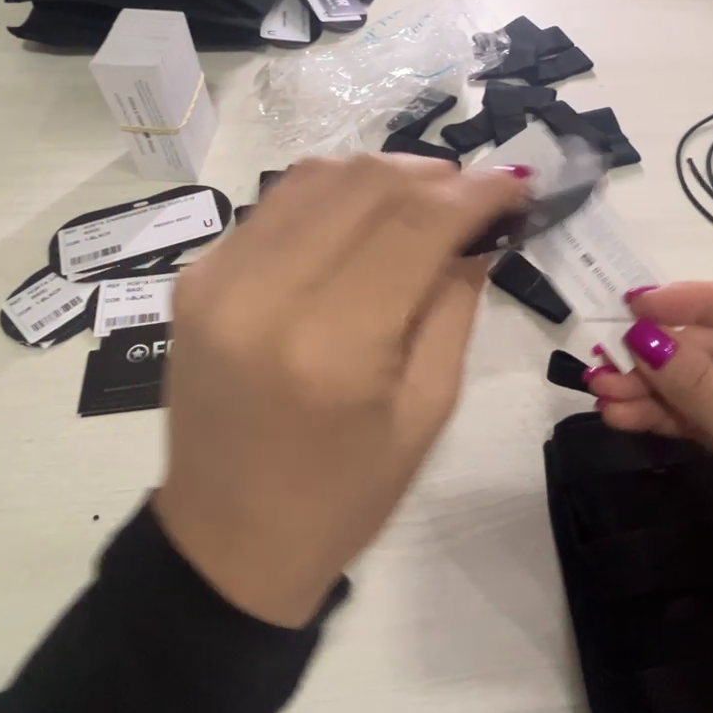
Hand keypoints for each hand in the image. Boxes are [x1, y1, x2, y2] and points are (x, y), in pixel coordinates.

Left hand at [153, 156, 530, 627]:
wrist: (227, 538)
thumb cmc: (344, 496)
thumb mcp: (426, 409)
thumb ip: (454, 303)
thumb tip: (479, 229)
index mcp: (333, 345)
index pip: (416, 225)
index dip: (477, 192)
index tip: (517, 185)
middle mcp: (265, 293)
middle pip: (365, 183)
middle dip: (434, 175)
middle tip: (475, 194)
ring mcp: (218, 277)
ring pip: (317, 175)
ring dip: (383, 175)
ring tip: (425, 200)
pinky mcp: (196, 275)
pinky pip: (278, 203)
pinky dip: (332, 196)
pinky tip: (362, 221)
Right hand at [589, 282, 712, 712]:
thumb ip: (707, 393)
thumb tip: (640, 336)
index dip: (695, 301)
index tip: (633, 305)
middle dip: (663, 356)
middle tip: (603, 364)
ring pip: (707, 383)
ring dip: (654, 388)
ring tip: (600, 394)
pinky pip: (705, 418)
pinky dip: (665, 417)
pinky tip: (622, 416)